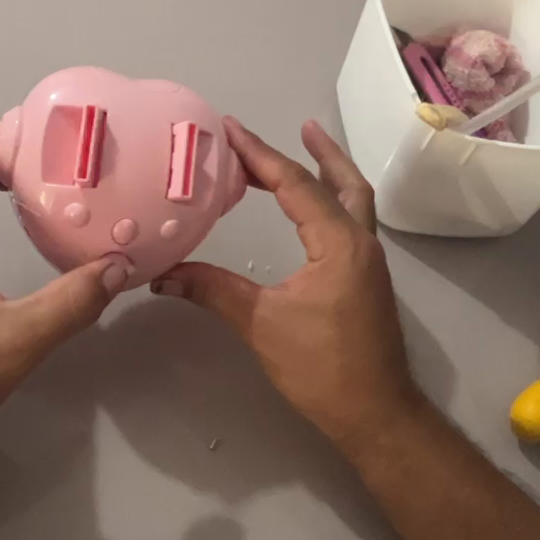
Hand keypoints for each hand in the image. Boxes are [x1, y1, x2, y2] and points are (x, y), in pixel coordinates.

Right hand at [153, 117, 422, 454]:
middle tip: (295, 126)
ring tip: (309, 148)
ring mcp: (369, 260)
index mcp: (337, 243)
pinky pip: (352, 220)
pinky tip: (313, 208)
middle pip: (342, 181)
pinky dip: (333, 199)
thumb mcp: (261, 324)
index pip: (295, 185)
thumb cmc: (321, 368)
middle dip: (317, 151)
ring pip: (354, 199)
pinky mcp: (366, 277)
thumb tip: (163, 275)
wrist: (376, 414)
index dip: (259, 155)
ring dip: (331, 171)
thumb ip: (213, 291)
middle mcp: (360, 241)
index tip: (231, 129)